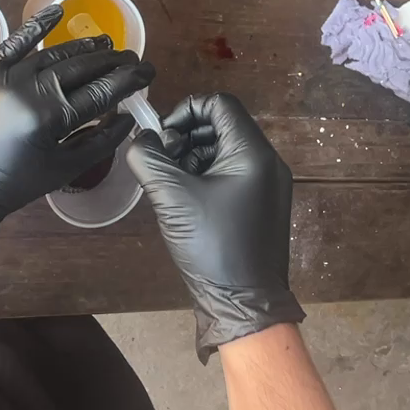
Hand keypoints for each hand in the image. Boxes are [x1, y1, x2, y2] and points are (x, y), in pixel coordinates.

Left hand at [0, 3, 154, 242]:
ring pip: (54, 53)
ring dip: (83, 47)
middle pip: (81, 68)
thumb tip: (128, 114)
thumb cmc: (18, 182)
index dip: (129, 80)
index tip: (147, 71)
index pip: (101, 91)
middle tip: (131, 56)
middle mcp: (30, 90)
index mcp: (51, 118)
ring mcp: (6, 75)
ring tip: (104, 43)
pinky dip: (37, 24)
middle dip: (111, 61)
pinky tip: (59, 11)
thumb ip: (103, 140)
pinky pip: (15, 41)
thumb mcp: (66, 169)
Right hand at [125, 93, 304, 361]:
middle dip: (186, 136)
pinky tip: (184, 197)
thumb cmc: (212, 245)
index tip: (163, 136)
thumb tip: (142, 139)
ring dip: (192, 155)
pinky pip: (231, 172)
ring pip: (223, 149)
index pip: (219, 104)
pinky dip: (205, 174)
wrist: (244, 305)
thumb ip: (149, 158)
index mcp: (252, 152)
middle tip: (163, 161)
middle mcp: (266, 162)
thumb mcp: (171, 197)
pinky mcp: (261, 204)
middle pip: (221, 125)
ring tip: (170, 182)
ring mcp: (267, 185)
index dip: (185, 110)